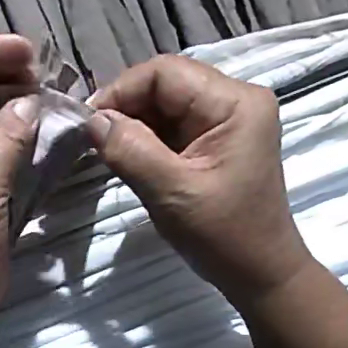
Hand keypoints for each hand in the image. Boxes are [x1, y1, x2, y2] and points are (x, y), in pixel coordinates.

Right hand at [86, 55, 315, 305]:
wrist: (259, 274)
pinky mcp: (216, 143)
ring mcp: (227, 122)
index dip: (121, 91)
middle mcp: (235, 101)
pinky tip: (130, 160)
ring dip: (134, 127)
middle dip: (126, 109)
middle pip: (165, 85)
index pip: (165, 73)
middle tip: (94, 141)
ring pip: (165, 106)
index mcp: (235, 103)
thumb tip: (92, 121)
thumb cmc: (224, 236)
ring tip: (109, 153)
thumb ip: (130, 151)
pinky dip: (146, 141)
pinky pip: (173, 128)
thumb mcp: (172, 193)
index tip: (88, 124)